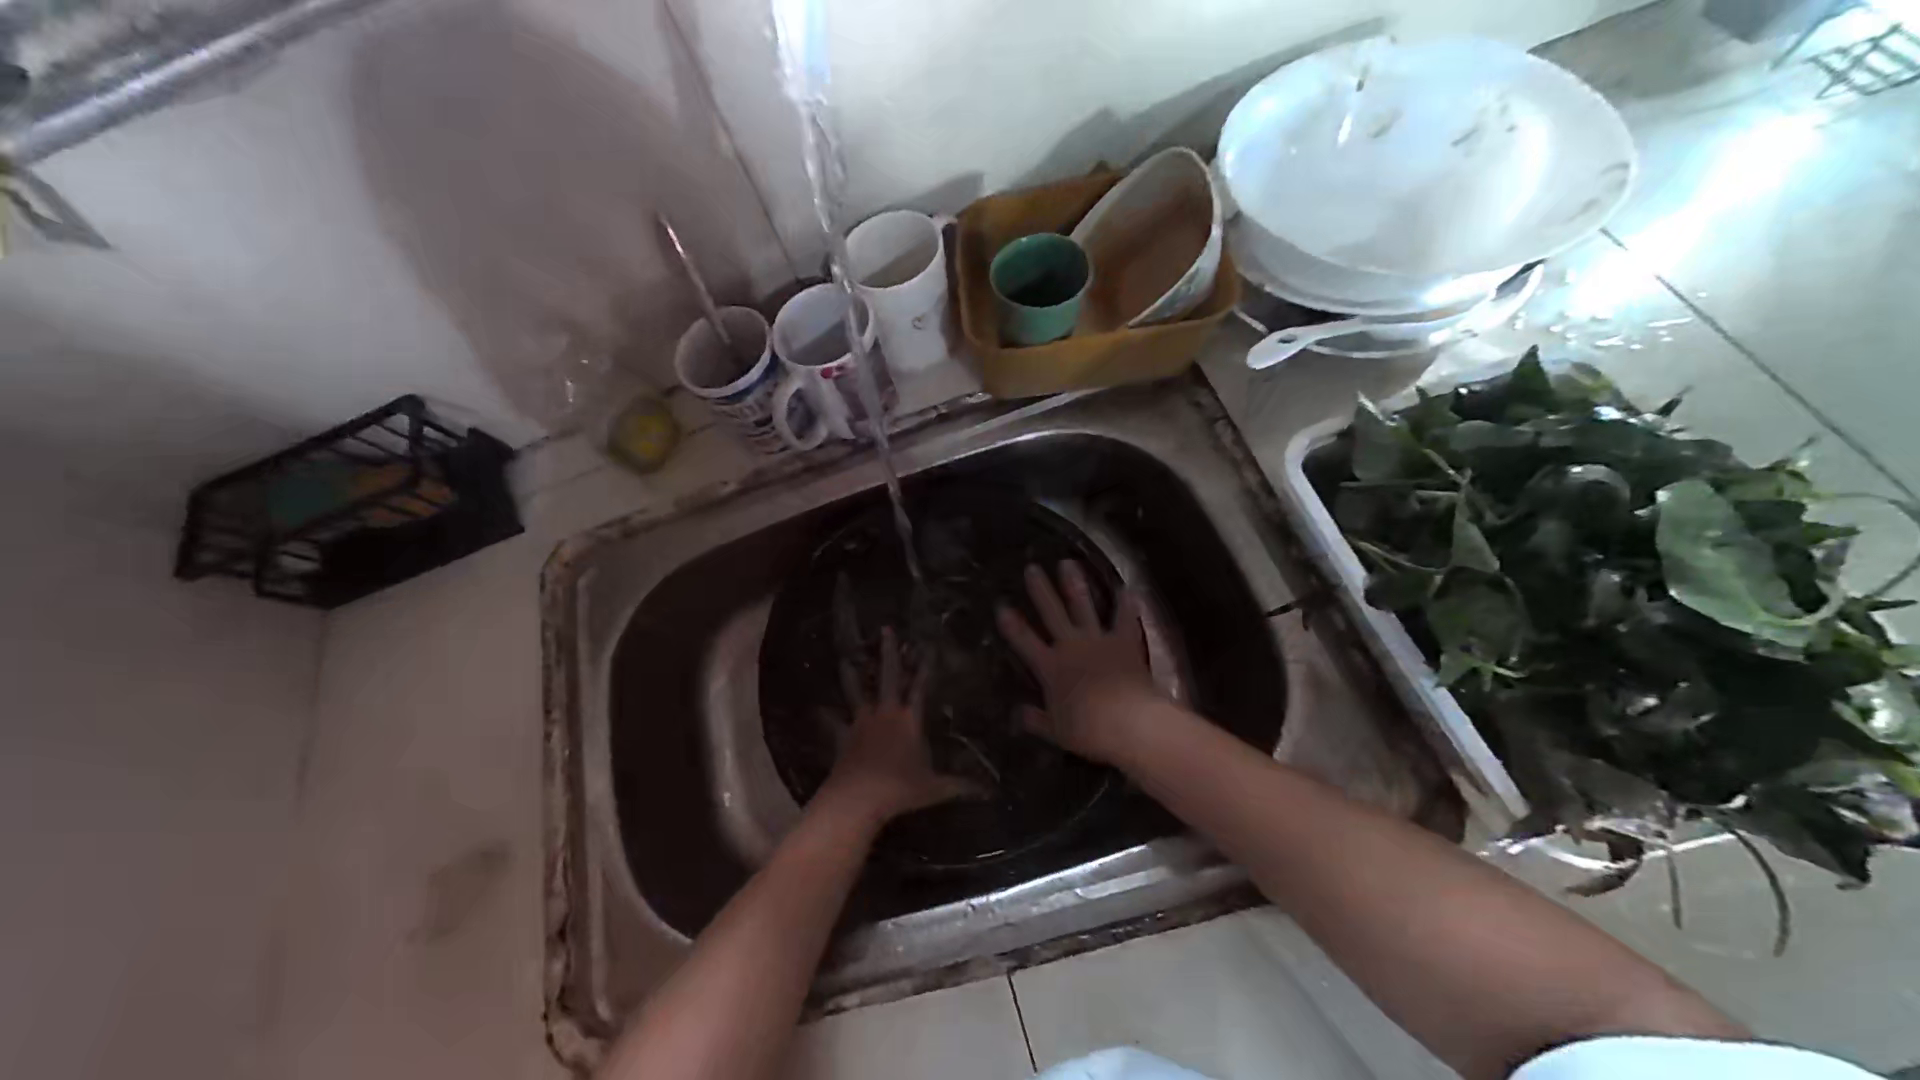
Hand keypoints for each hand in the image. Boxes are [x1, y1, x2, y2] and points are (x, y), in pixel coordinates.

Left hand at [820, 626, 973, 824]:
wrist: (857, 799)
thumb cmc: (899, 789)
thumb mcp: (935, 788)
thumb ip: (960, 785)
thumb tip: (989, 791)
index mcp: (909, 720)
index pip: (920, 687)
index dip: (926, 666)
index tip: (928, 645)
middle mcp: (885, 713)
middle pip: (888, 676)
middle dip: (889, 652)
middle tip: (885, 629)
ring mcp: (861, 723)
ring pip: (856, 691)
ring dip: (852, 675)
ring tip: (846, 659)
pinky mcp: (842, 737)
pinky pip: (832, 722)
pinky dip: (824, 715)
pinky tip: (816, 707)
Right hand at [996, 561, 1160, 762]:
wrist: (1128, 722)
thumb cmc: (1088, 730)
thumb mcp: (1055, 730)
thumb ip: (1036, 719)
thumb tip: (1017, 714)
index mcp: (1050, 668)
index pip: (1024, 641)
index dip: (1011, 624)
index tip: (1001, 605)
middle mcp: (1071, 646)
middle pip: (1052, 613)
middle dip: (1040, 590)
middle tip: (1032, 568)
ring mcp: (1098, 641)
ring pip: (1082, 607)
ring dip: (1074, 585)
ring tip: (1068, 563)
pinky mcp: (1124, 643)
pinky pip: (1124, 620)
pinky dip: (1126, 606)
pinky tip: (1127, 589)